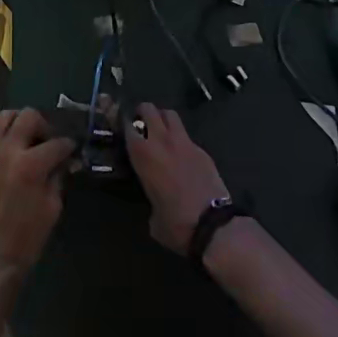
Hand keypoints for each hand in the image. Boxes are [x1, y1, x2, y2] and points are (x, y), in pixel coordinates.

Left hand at [0, 109, 75, 272]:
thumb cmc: (29, 234)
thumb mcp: (53, 205)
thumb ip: (59, 175)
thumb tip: (67, 159)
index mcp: (30, 164)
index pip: (56, 142)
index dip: (69, 144)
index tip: (75, 147)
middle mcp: (9, 149)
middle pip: (29, 116)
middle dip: (45, 125)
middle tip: (52, 140)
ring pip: (7, 116)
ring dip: (23, 122)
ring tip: (33, 139)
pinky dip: (8, 132)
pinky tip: (19, 148)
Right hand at [124, 102, 230, 253]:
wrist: (215, 227)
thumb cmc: (176, 223)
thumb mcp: (153, 217)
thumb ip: (149, 199)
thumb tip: (154, 204)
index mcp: (143, 154)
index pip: (127, 125)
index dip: (124, 124)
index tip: (123, 129)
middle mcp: (161, 141)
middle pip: (149, 109)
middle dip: (143, 113)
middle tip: (141, 125)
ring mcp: (184, 143)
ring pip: (170, 115)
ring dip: (163, 119)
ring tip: (162, 133)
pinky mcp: (203, 151)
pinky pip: (188, 137)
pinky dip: (182, 141)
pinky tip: (183, 157)